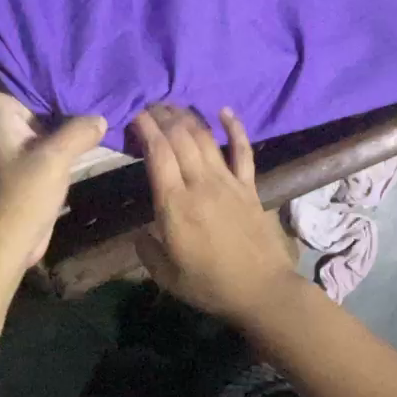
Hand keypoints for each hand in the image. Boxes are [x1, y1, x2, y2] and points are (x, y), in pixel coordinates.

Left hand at [0, 14, 106, 269]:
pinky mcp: (41, 158)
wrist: (9, 246)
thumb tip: (100, 116)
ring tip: (81, 54)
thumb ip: (78, 131)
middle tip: (43, 20)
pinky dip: (73, 114)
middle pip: (7, 79)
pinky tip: (98, 105)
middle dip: (17, 51)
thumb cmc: (17, 198)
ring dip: (54, 83)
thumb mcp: (51, 160)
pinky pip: (56, 125)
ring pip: (38, 102)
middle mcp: (6, 121)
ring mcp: (24, 140)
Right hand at [131, 104, 300, 323]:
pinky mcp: (249, 187)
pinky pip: (242, 150)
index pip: (157, 153)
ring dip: (187, 117)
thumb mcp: (167, 277)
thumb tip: (139, 233)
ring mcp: (228, 182)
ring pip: (205, 138)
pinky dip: (234, 127)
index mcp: (175, 205)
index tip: (133, 114)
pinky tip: (224, 111)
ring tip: (172, 105)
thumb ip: (147, 251)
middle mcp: (200, 184)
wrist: (263, 291)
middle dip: (162, 115)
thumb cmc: (211, 286)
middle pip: (179, 137)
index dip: (145, 128)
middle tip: (148, 104)